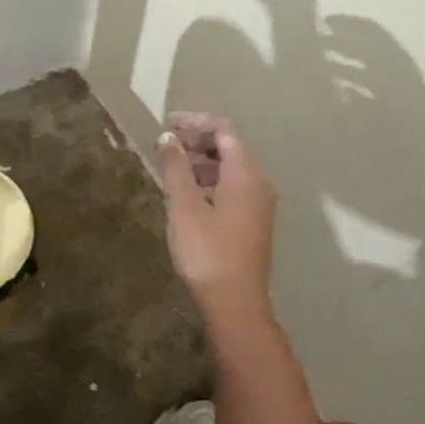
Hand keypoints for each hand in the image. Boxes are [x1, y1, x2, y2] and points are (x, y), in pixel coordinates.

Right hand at [157, 111, 277, 313]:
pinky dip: (209, 180)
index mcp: (245, 174)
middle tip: (165, 144)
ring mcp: (258, 204)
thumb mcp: (184, 206)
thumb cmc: (207, 251)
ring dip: (202, 161)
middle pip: (231, 146)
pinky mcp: (252, 222)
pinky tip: (186, 193)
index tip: (166, 123)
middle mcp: (259, 183)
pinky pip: (232, 187)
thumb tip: (168, 138)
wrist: (234, 301)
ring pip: (231, 168)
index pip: (225, 129)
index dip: (195, 121)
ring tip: (170, 167)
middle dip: (198, 139)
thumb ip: (175, 168)